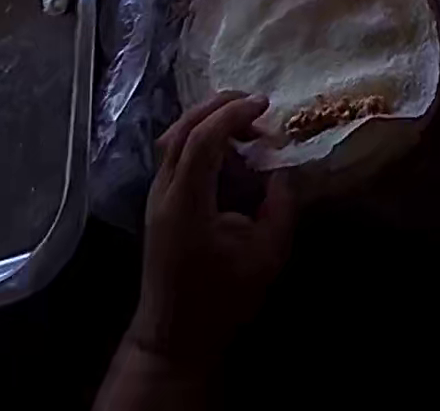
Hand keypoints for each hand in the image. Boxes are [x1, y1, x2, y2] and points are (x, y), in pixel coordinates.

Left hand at [96, 93, 294, 409]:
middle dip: (218, 105)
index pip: (202, 138)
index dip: (233, 114)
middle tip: (254, 102)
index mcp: (186, 202)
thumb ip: (280, 207)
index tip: (263, 104)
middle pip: (182, 127)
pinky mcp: (159, 198)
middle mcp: (164, 189)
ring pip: (174, 135)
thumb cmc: (221, 300)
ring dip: (208, 119)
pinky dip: (201, 137)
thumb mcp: (265, 257)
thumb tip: (282, 169)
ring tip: (245, 125)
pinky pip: (175, 151)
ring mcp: (156, 192)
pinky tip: (228, 150)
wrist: (174, 337)